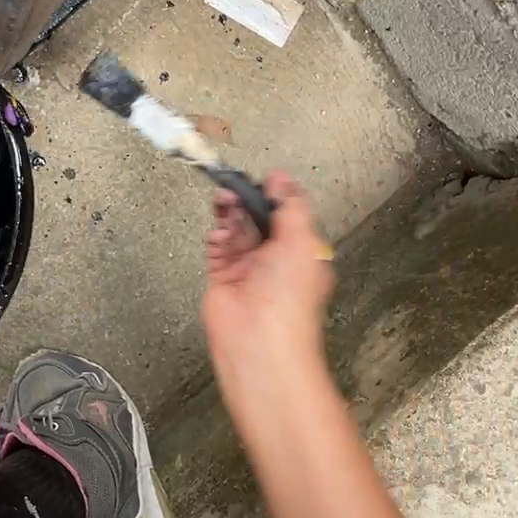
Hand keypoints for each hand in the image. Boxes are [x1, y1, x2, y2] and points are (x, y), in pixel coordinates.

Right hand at [201, 171, 334, 375]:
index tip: (262, 178)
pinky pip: (217, 247)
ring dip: (228, 213)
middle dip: (246, 200)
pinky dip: (216, 235)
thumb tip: (282, 178)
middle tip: (233, 186)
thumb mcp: (302, 241)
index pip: (287, 213)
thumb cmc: (288, 300)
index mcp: (301, 250)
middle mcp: (275, 258)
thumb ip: (290, 205)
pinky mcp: (223, 276)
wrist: (259, 339)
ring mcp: (247, 267)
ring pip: (235, 228)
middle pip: (257, 217)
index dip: (274, 194)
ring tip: (221, 200)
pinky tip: (218, 233)